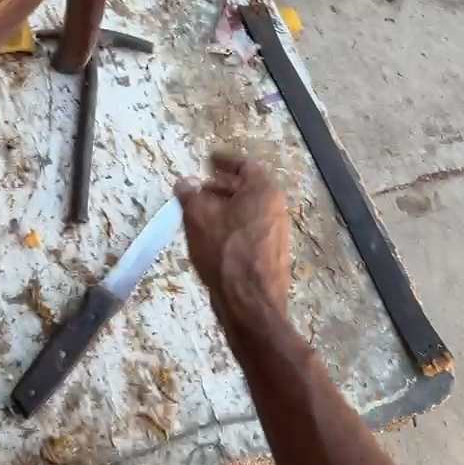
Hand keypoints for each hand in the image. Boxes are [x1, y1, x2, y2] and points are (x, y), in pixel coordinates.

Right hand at [175, 154, 291, 319]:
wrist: (250, 303)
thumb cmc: (224, 251)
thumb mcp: (198, 216)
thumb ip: (190, 194)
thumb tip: (186, 182)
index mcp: (263, 191)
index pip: (245, 165)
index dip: (224, 162)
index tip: (209, 161)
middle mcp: (276, 208)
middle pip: (247, 188)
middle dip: (220, 187)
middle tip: (198, 190)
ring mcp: (277, 233)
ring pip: (248, 211)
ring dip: (224, 208)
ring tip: (199, 215)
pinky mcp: (272, 255)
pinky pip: (250, 229)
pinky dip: (231, 226)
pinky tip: (211, 238)